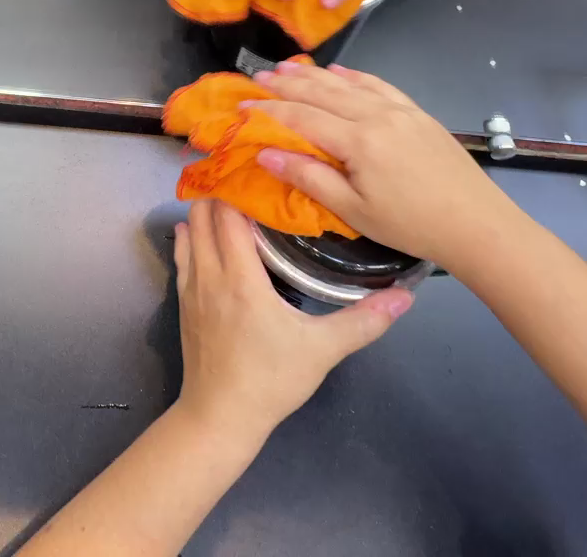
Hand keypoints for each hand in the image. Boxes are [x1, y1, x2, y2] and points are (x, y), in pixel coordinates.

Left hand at [173, 200, 411, 436]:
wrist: (219, 418)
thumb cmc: (270, 380)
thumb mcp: (322, 351)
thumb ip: (363, 321)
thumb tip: (404, 296)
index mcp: (240, 276)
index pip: (229, 214)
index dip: (239, 186)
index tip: (260, 167)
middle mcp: (210, 273)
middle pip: (203, 214)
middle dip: (222, 190)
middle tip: (250, 177)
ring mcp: (191, 287)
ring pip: (189, 231)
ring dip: (203, 210)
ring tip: (229, 197)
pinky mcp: (183, 302)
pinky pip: (182, 255)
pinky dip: (190, 235)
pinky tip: (201, 232)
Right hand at [249, 62, 519, 263]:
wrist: (477, 224)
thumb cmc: (411, 225)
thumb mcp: (354, 210)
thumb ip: (309, 178)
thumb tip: (267, 153)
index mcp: (358, 140)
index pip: (302, 117)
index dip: (269, 111)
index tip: (242, 107)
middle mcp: (376, 115)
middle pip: (322, 92)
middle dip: (287, 83)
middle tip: (258, 77)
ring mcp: (400, 110)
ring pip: (348, 83)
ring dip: (315, 74)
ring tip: (288, 67)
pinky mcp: (417, 113)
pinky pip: (379, 85)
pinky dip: (355, 76)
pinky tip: (340, 72)